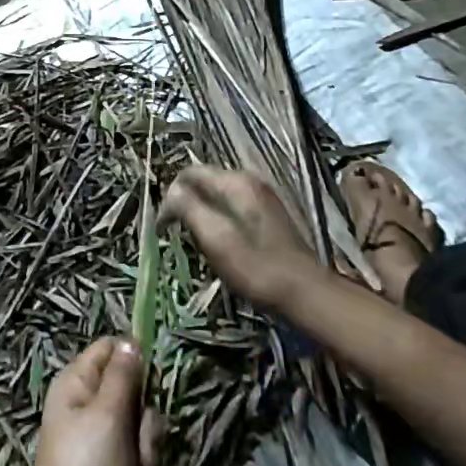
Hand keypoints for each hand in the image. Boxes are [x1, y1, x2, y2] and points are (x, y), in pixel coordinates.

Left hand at [23, 337, 163, 465]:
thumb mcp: (106, 416)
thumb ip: (123, 376)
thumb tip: (131, 339)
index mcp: (78, 386)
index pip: (110, 348)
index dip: (134, 356)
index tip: (152, 375)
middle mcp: (91, 409)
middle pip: (137, 393)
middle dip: (147, 423)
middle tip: (140, 445)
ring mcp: (105, 445)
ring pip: (147, 433)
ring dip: (150, 459)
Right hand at [156, 164, 318, 308]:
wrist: (304, 293)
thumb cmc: (256, 268)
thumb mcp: (216, 238)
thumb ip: (189, 209)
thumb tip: (170, 192)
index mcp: (236, 182)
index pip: (189, 173)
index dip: (170, 197)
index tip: (161, 228)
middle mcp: (249, 181)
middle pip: (204, 183)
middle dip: (185, 205)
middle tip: (177, 237)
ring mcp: (261, 197)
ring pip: (217, 197)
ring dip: (202, 214)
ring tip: (196, 244)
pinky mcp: (268, 215)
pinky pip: (232, 208)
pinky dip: (219, 221)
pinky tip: (220, 245)